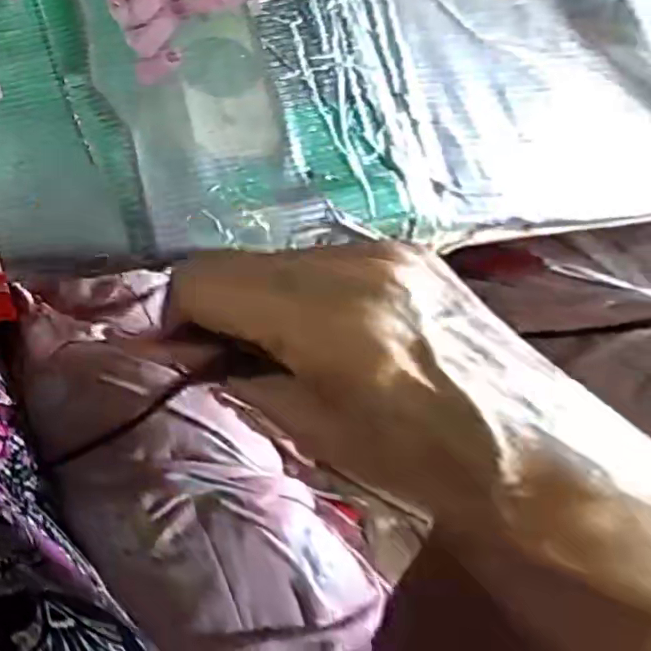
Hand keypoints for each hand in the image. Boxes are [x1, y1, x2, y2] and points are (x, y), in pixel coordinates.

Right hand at [167, 243, 497, 510]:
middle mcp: (350, 265)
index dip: (168, 314)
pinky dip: (283, 287)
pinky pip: (304, 258)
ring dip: (241, 293)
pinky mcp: (401, 252)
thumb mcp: (306, 424)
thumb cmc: (428, 464)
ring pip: (258, 257)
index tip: (168, 349)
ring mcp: (380, 252)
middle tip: (204, 347)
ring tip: (260, 339)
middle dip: (199, 303)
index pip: (196, 281)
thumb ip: (224, 372)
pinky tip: (304, 323)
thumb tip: (163, 347)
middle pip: (221, 261)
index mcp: (325, 314)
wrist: (564, 473)